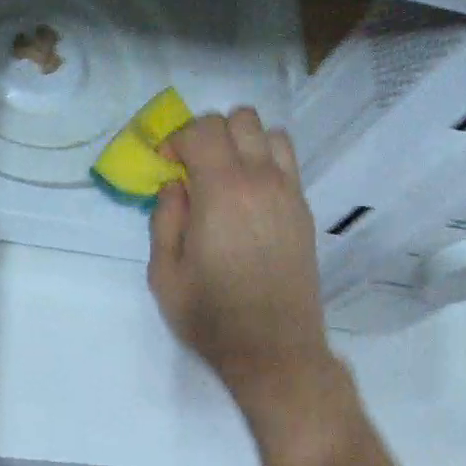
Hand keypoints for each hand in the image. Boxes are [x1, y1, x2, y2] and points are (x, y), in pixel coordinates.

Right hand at [149, 108, 333, 395]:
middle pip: (240, 119)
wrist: (271, 346)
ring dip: (242, 143)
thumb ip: (165, 221)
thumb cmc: (209, 316)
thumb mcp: (164, 275)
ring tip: (222, 178)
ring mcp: (289, 192)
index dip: (177, 138)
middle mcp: (261, 180)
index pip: (203, 130)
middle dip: (209, 134)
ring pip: (270, 134)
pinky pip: (286, 162)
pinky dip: (263, 163)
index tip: (163, 164)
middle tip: (190, 168)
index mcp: (222, 192)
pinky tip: (245, 199)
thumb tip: (174, 187)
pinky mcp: (302, 210)